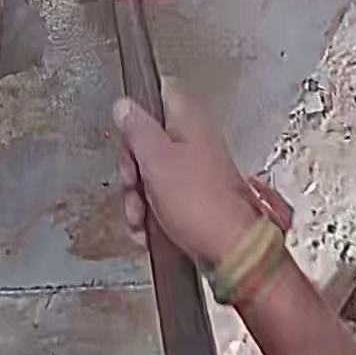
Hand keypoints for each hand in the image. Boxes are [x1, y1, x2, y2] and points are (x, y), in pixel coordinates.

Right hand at [113, 87, 257, 267]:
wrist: (233, 255)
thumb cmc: (200, 204)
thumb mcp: (156, 158)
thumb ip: (136, 128)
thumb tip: (123, 105)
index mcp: (189, 123)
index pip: (155, 99)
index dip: (135, 118)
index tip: (128, 139)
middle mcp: (194, 143)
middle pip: (146, 141)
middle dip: (131, 167)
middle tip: (135, 181)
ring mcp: (194, 172)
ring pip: (149, 173)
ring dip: (137, 196)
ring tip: (141, 214)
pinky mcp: (193, 200)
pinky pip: (160, 198)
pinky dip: (150, 213)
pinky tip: (148, 227)